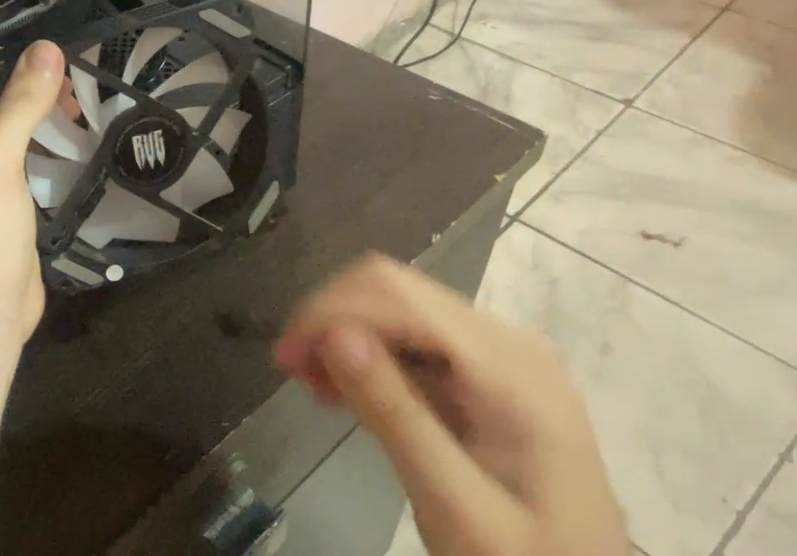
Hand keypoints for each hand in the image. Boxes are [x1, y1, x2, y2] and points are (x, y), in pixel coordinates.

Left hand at [0, 42, 64, 347]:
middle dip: (38, 87)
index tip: (65, 73)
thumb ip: (19, 103)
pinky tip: (75, 149)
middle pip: (0, 88)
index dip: (21, 61)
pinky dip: (48, 143)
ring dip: (46, 114)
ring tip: (82, 121)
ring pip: (15, 119)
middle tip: (78, 102)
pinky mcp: (2, 190)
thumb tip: (48, 48)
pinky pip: (26, 150)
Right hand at [274, 254, 625, 555]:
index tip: (285, 360)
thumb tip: (333, 333)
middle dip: (331, 319)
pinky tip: (343, 389)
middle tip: (291, 369)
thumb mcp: (458, 507)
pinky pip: (411, 339)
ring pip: (396, 308)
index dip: (330, 312)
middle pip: (394, 290)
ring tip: (309, 381)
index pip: (397, 295)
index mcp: (511, 367)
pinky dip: (368, 354)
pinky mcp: (487, 376)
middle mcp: (508, 343)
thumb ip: (397, 416)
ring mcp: (500, 358)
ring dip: (343, 334)